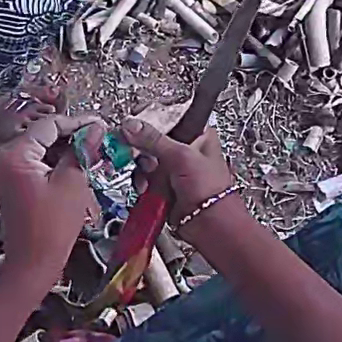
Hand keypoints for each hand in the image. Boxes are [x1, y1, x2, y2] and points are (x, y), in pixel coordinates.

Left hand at [0, 114, 101, 276]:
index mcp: (15, 156)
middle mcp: (5, 159)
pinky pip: (36, 162)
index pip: (49, 126)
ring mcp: (6, 171)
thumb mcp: (73, 183)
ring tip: (93, 150)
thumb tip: (96, 129)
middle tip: (100, 137)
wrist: (33, 264)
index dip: (77, 123)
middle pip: (43, 135)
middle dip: (72, 135)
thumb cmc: (52, 227)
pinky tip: (77, 164)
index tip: (99, 124)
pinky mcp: (13, 182)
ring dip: (66, 148)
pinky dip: (56, 161)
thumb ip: (83, 151)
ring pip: (41, 148)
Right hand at [120, 119, 236, 238]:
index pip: (169, 116)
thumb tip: (131, 124)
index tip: (134, 121)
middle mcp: (184, 148)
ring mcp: (173, 167)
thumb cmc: (210, 189)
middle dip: (143, 147)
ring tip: (151, 174)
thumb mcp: (181, 156)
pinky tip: (147, 187)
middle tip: (138, 151)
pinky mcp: (163, 184)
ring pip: (146, 158)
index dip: (151, 118)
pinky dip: (143, 181)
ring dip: (143, 167)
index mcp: (197, 133)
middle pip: (152, 138)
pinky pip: (145, 177)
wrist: (209, 225)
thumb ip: (154, 139)